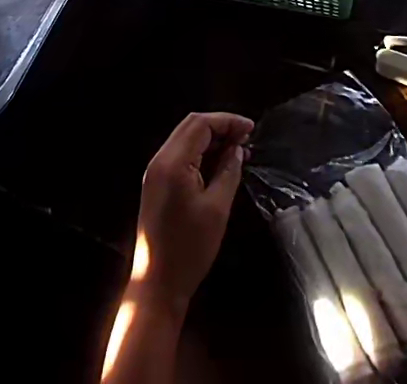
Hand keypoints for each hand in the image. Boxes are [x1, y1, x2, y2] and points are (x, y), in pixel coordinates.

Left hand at [131, 111, 254, 315]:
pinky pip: (180, 156)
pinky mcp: (156, 185)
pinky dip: (200, 153)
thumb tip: (236, 149)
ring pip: (185, 139)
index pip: (200, 124)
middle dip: (220, 127)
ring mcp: (155, 173)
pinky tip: (219, 163)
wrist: (157, 285)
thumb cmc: (190, 248)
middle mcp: (159, 161)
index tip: (251, 129)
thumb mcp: (217, 207)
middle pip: (191, 126)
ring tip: (237, 150)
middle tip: (245, 137)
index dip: (228, 121)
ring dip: (211, 139)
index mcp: (172, 163)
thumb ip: (228, 171)